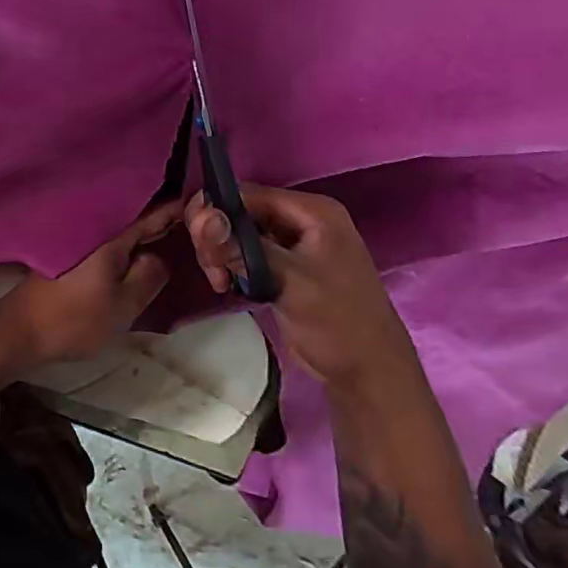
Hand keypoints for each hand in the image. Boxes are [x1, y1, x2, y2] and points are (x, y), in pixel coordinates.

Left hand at [0, 202, 180, 363]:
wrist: (23, 329)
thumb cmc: (75, 318)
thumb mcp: (124, 304)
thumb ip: (149, 276)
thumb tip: (158, 256)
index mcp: (111, 236)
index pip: (151, 214)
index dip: (176, 209)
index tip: (200, 205)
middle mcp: (96, 229)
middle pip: (135, 217)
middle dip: (162, 219)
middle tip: (191, 226)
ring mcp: (81, 240)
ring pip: (120, 229)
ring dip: (142, 232)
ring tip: (170, 237)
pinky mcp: (71, 253)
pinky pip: (106, 240)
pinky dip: (123, 244)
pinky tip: (135, 254)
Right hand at [184, 184, 417, 387]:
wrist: (368, 373)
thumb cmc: (336, 322)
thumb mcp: (287, 280)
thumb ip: (241, 247)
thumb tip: (199, 216)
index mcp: (312, 211)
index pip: (247, 193)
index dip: (216, 211)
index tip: (198, 244)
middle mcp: (302, 218)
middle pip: (240, 211)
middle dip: (217, 237)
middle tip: (212, 272)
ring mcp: (294, 242)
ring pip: (239, 231)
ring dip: (221, 253)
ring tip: (220, 282)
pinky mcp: (285, 264)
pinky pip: (247, 251)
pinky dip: (232, 264)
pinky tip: (228, 285)